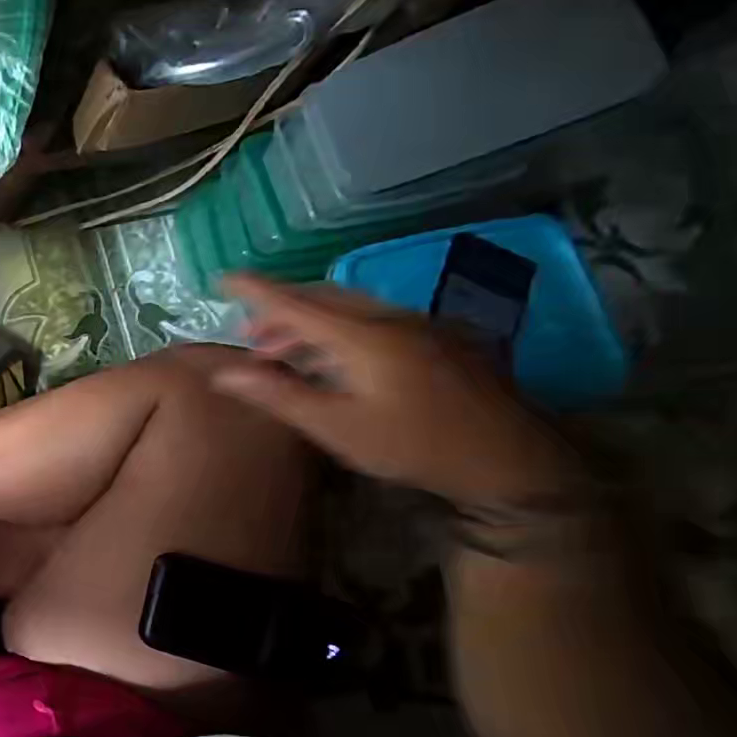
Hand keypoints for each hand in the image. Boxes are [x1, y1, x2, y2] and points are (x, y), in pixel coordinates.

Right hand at [213, 276, 582, 507]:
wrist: (511, 458)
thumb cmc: (414, 445)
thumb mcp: (338, 428)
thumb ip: (281, 396)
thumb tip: (225, 373)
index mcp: (363, 336)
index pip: (296, 304)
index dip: (258, 291)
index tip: (226, 278)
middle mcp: (391, 318)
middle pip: (325, 299)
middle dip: (282, 311)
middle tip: (252, 337)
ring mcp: (421, 325)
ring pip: (353, 308)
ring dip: (312, 323)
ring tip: (286, 353)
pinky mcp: (441, 338)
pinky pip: (378, 320)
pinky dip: (342, 331)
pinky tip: (338, 360)